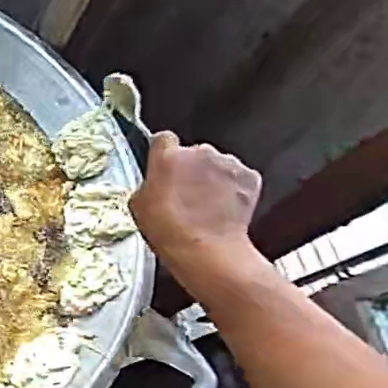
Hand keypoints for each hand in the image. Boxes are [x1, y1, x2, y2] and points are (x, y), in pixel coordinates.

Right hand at [130, 131, 262, 276]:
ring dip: (211, 178)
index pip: (163, 138)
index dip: (162, 150)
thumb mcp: (138, 205)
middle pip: (193, 152)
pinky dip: (232, 188)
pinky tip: (222, 207)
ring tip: (205, 204)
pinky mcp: (250, 176)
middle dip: (189, 168)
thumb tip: (156, 182)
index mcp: (168, 157)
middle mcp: (200, 152)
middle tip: (184, 193)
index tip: (163, 163)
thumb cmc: (167, 229)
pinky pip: (238, 177)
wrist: (205, 248)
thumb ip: (148, 184)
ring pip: (217, 164)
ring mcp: (228, 163)